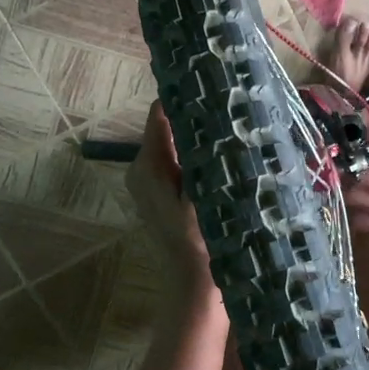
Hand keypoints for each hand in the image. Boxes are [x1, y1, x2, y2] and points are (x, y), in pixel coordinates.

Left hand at [126, 102, 213, 294]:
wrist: (194, 286)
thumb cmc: (202, 241)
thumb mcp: (205, 193)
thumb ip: (203, 154)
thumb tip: (213, 115)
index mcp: (148, 166)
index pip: (159, 115)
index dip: (182, 97)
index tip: (210, 83)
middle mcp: (140, 170)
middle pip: (166, 128)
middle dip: (193, 115)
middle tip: (227, 103)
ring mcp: (147, 184)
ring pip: (171, 146)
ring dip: (195, 136)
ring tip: (228, 123)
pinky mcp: (158, 195)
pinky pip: (173, 163)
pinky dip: (192, 155)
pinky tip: (219, 153)